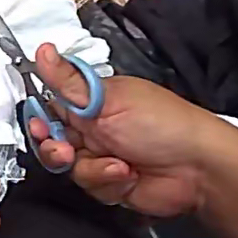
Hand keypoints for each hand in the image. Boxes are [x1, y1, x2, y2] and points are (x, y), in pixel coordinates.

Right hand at [28, 43, 226, 216]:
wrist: (197, 169)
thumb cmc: (163, 125)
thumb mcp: (109, 100)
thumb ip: (69, 82)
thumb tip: (43, 50)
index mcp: (94, 101)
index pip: (52, 108)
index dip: (40, 120)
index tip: (40, 127)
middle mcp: (96, 128)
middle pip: (53, 142)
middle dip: (57, 150)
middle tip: (68, 151)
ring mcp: (104, 156)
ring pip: (71, 168)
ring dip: (93, 168)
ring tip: (118, 164)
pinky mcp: (111, 183)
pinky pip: (90, 187)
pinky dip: (107, 183)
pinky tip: (128, 175)